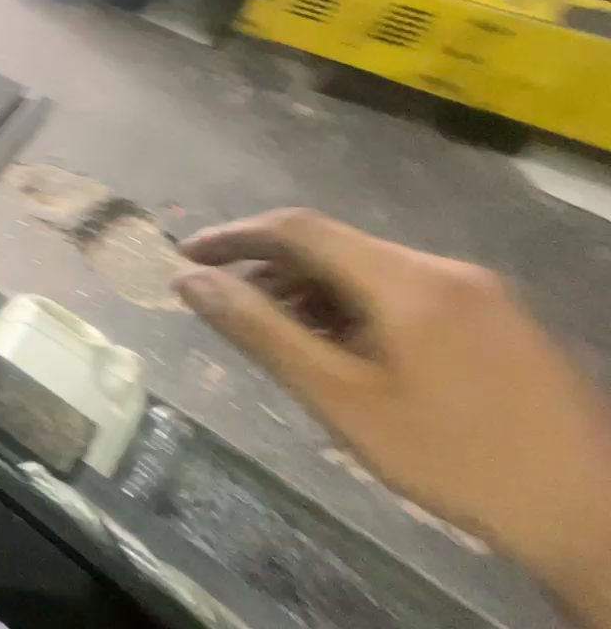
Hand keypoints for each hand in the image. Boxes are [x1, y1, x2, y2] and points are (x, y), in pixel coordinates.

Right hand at [175, 210, 610, 623]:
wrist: (601, 522)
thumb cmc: (453, 456)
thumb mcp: (338, 396)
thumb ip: (259, 331)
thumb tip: (189, 281)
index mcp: (407, 280)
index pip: (297, 230)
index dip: (232, 237)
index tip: (184, 257)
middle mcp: (444, 271)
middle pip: (332, 248)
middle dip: (267, 268)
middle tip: (223, 304)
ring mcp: (479, 296)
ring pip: (365, 271)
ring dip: (307, 291)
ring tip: (276, 335)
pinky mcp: (497, 323)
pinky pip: (401, 293)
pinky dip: (350, 308)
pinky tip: (338, 350)